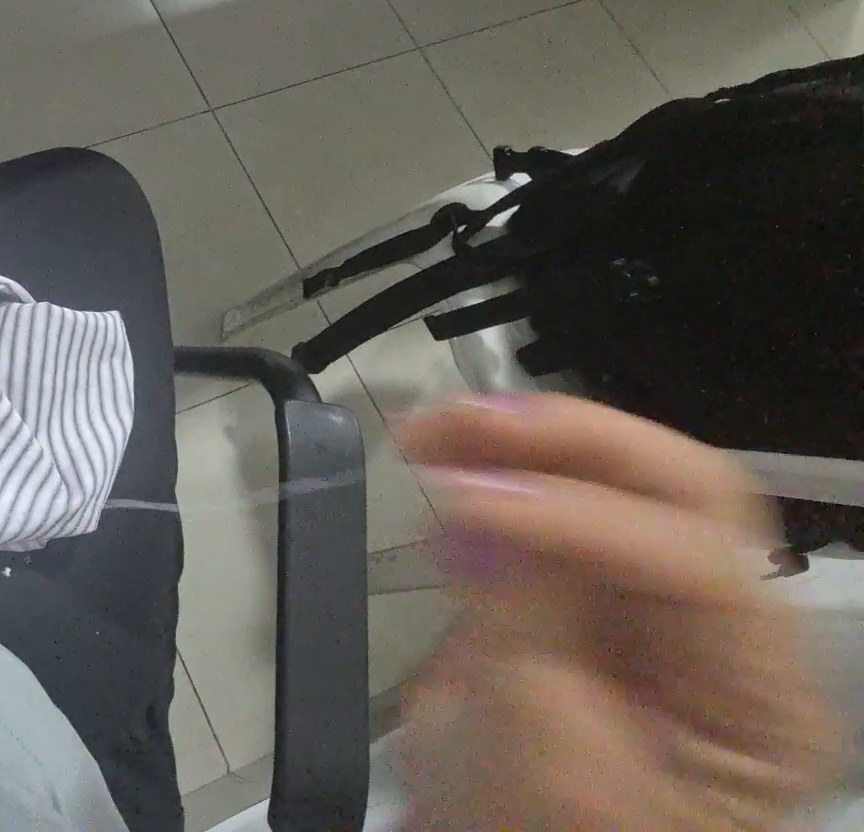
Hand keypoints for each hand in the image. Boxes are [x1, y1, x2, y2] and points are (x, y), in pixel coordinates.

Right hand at [396, 395, 843, 830]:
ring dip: (515, 434)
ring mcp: (626, 593)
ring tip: (428, 425)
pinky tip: (430, 456)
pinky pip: (534, 500)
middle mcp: (706, 625)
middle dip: (567, 439)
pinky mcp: (551, 578)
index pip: (693, 563)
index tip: (460, 502)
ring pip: (607, 474)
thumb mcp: (549, 756)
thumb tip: (485, 519)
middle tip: (463, 422)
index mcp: (750, 694)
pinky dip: (481, 462)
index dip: (574, 517)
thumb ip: (530, 631)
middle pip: (679, 491)